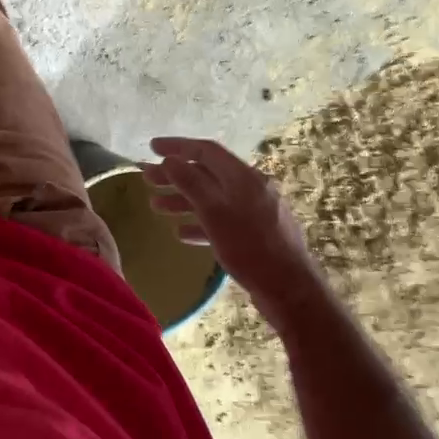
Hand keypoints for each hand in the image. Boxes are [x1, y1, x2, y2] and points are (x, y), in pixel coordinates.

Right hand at [141, 136, 322, 318]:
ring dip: (183, 200)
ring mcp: (256, 212)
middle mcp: (252, 189)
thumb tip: (169, 160)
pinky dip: (200, 222)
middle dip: (175, 175)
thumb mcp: (214, 212)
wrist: (292, 292)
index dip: (177, 146)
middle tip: (147, 179)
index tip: (151, 147)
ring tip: (156, 207)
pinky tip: (182, 233)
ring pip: (212, 198)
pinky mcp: (257, 234)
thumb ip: (189, 182)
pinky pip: (223, 220)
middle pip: (207, 174)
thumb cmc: (250, 247)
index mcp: (244, 177)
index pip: (206, 151)